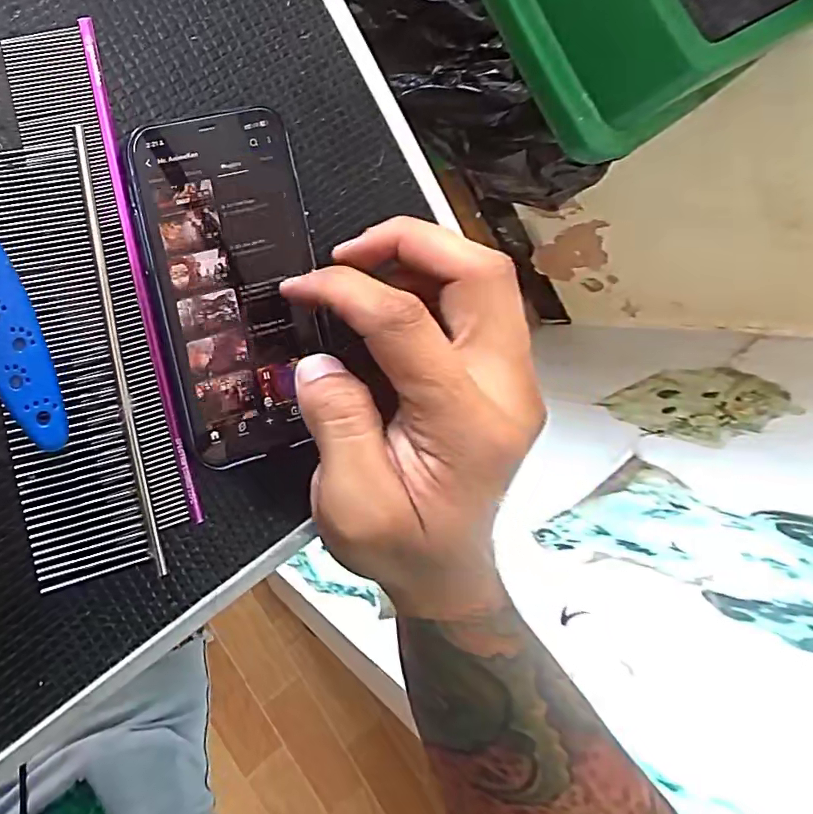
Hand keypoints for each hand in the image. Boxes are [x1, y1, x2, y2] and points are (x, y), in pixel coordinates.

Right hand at [280, 217, 544, 621]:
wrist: (448, 572)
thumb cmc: (403, 547)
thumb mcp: (352, 504)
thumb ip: (336, 425)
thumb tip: (319, 361)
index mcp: (468, 423)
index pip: (408, 322)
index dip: (347, 290)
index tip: (303, 286)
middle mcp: (505, 390)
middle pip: (482, 274)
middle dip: (411, 240)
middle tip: (348, 253)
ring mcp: (509, 379)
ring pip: (484, 279)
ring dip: (422, 256)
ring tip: (361, 267)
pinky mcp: (497, 375)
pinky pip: (472, 302)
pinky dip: (427, 280)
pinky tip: (385, 294)